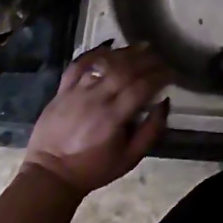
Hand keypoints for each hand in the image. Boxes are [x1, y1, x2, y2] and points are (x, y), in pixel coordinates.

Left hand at [24, 42, 171, 194]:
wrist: (51, 174)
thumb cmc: (94, 168)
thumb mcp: (130, 159)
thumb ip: (151, 131)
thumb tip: (164, 103)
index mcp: (113, 118)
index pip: (141, 87)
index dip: (160, 76)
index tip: (172, 73)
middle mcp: (95, 99)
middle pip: (125, 69)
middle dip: (147, 60)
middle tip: (161, 58)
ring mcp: (76, 92)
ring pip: (104, 63)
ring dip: (126, 53)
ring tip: (142, 47)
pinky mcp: (62, 90)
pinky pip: (78, 65)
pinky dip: (94, 53)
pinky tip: (108, 48)